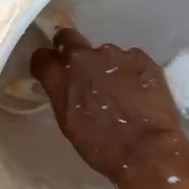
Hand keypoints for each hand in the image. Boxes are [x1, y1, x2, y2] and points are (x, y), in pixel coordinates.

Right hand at [29, 27, 184, 178]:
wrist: (147, 150)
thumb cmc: (101, 147)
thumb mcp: (68, 123)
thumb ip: (62, 94)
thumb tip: (66, 86)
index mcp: (60, 76)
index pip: (41, 56)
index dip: (46, 64)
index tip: (52, 72)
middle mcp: (82, 57)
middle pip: (68, 37)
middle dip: (69, 48)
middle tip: (80, 69)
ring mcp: (114, 53)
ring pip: (103, 53)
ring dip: (106, 66)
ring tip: (119, 90)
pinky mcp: (141, 57)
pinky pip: (129, 59)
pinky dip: (130, 71)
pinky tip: (138, 90)